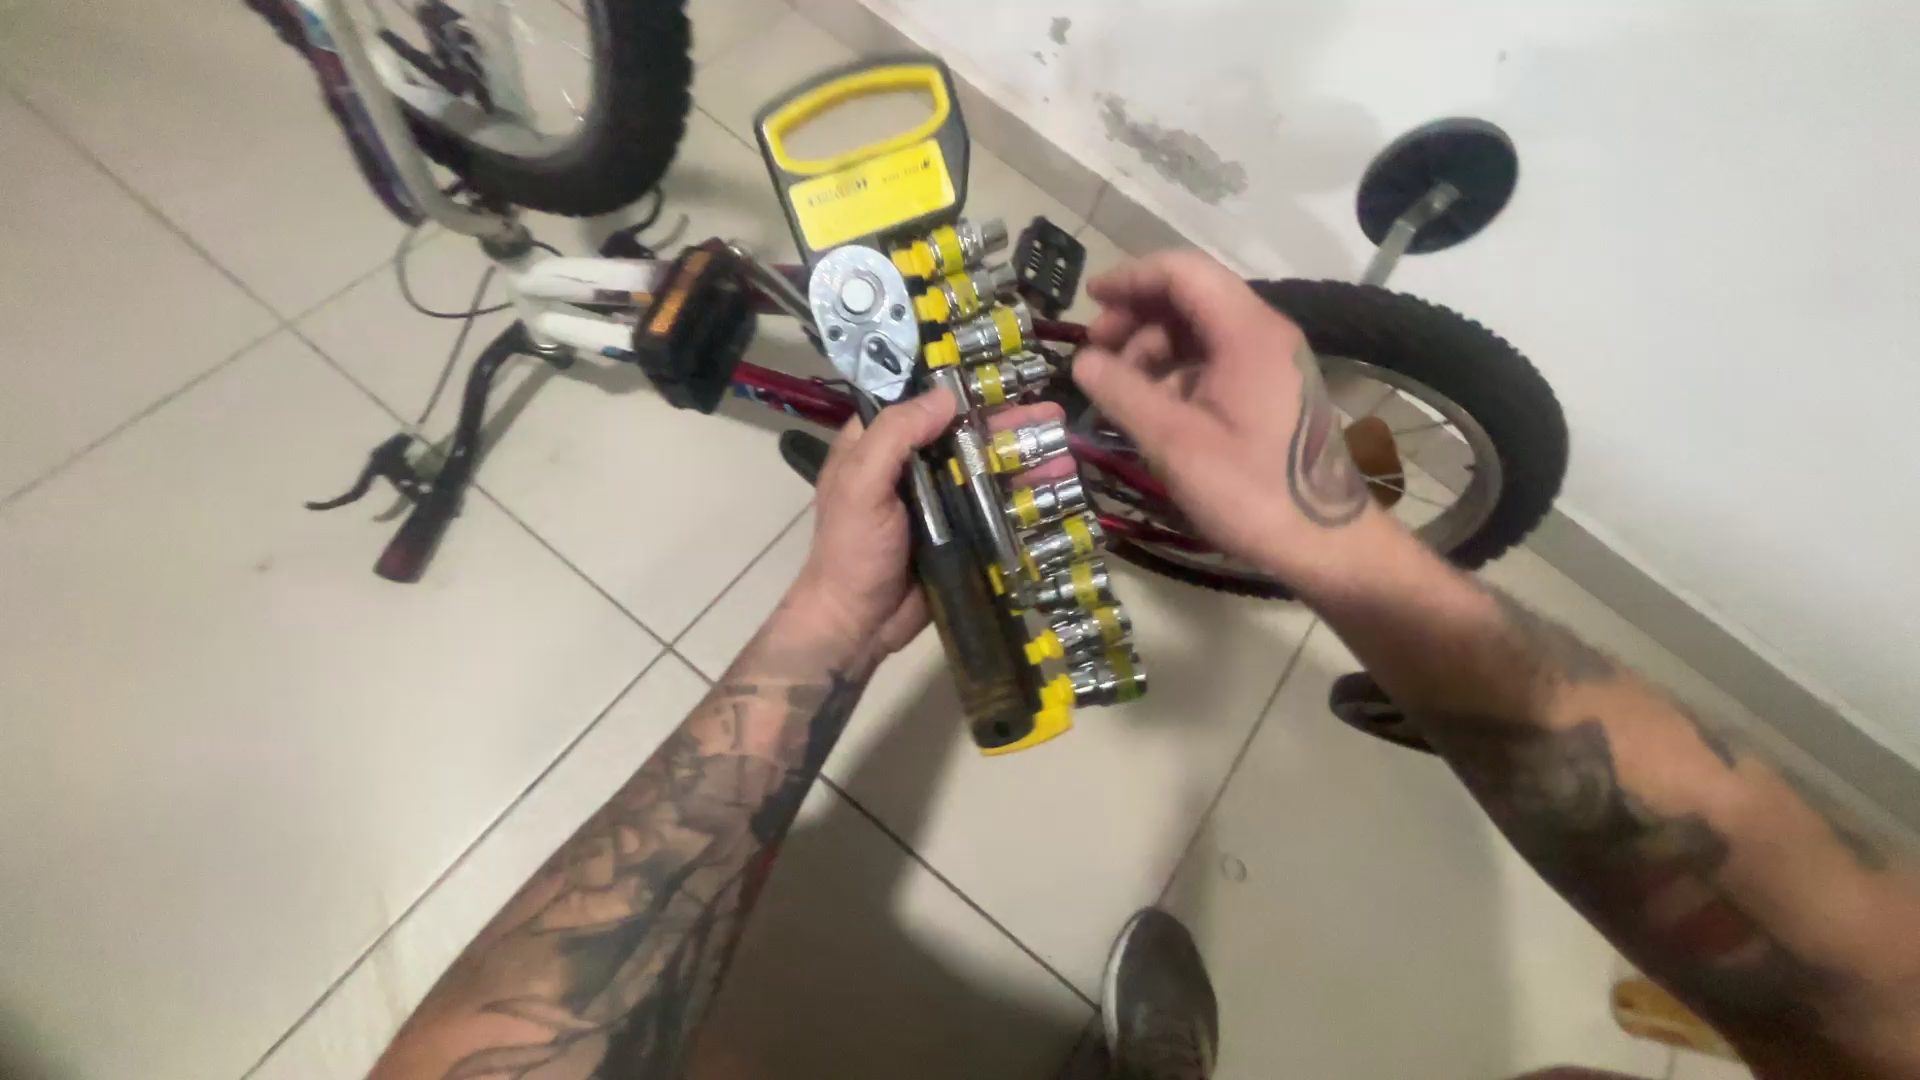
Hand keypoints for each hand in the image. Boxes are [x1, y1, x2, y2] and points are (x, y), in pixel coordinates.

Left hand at [785, 391, 1074, 665]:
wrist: (860, 623)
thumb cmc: (852, 549)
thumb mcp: (861, 484)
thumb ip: (896, 435)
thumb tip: (946, 396)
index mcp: (875, 446)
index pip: (917, 401)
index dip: (956, 387)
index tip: (999, 375)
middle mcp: (908, 466)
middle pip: (962, 433)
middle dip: (1005, 422)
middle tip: (1050, 412)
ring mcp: (936, 500)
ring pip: (984, 467)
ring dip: (1022, 455)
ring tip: (1063, 446)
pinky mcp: (958, 531)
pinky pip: (993, 504)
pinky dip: (1022, 493)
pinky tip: (1056, 483)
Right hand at [1072, 251, 1378, 579]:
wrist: (1323, 542)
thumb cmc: (1249, 491)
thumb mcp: (1174, 443)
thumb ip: (1123, 393)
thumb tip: (1082, 360)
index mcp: (1247, 332)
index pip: (1183, 273)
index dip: (1131, 278)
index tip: (1089, 301)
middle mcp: (1264, 333)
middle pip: (1191, 297)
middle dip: (1137, 317)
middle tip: (1097, 353)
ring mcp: (1270, 361)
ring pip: (1200, 330)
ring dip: (1153, 348)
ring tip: (1121, 389)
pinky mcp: (1269, 389)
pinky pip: (1214, 360)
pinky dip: (1176, 372)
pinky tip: (1153, 407)